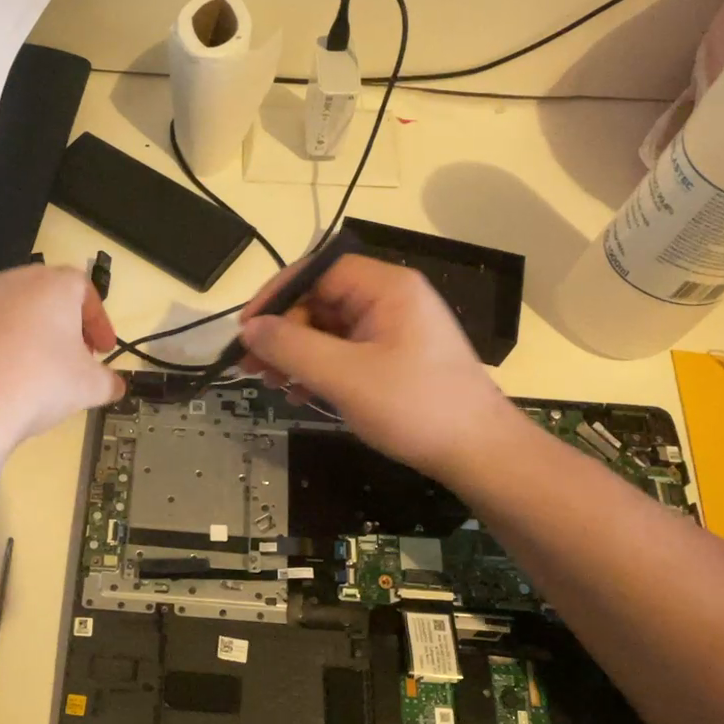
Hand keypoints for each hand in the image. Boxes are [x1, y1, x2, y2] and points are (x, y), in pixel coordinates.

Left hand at [0, 265, 125, 462]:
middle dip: (64, 327)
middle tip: (73, 360)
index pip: (85, 290)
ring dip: (29, 338)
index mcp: (53, 285)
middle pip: (46, 297)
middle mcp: (11, 282)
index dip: (99, 321)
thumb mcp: (88, 388)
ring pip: (12, 314)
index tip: (102, 351)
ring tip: (34, 375)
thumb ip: (108, 382)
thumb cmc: (37, 384)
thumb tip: (114, 385)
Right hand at [237, 253, 517, 481]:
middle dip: (282, 332)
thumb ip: (292, 347)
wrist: (477, 452)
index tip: (246, 329)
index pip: (318, 271)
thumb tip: (248, 329)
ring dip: (294, 354)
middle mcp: (390, 300)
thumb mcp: (345, 376)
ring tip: (269, 382)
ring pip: (327, 329)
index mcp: (386, 288)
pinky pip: (343, 352)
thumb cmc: (415, 406)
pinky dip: (317, 370)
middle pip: (320, 300)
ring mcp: (392, 330)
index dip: (277, 295)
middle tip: (250, 366)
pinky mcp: (392, 359)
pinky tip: (299, 394)